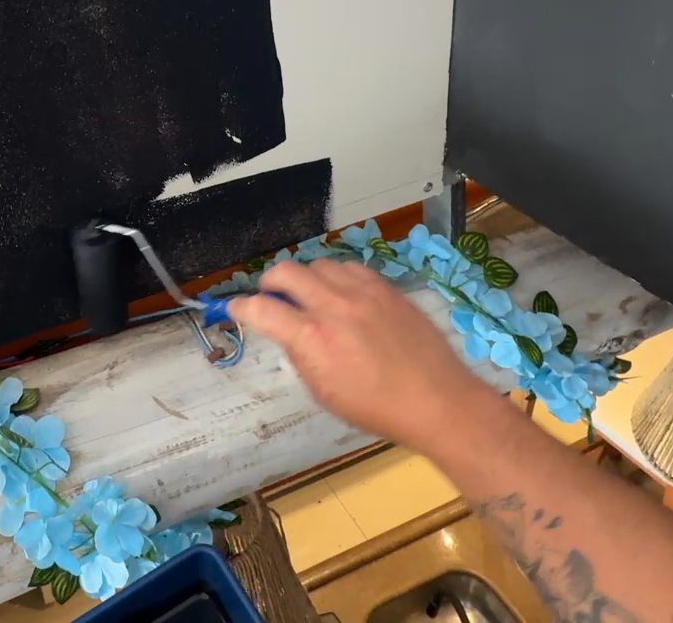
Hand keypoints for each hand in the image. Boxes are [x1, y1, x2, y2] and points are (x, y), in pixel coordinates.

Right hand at [229, 258, 489, 452]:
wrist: (437, 400)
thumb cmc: (376, 408)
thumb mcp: (323, 392)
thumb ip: (299, 353)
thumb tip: (287, 331)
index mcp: (312, 338)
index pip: (261, 309)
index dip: (240, 307)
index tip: (235, 308)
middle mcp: (333, 307)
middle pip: (284, 272)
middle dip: (268, 282)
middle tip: (271, 295)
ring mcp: (361, 292)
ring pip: (317, 264)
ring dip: (306, 278)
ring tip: (311, 295)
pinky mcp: (384, 286)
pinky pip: (348, 266)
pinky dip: (336, 277)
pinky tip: (342, 294)